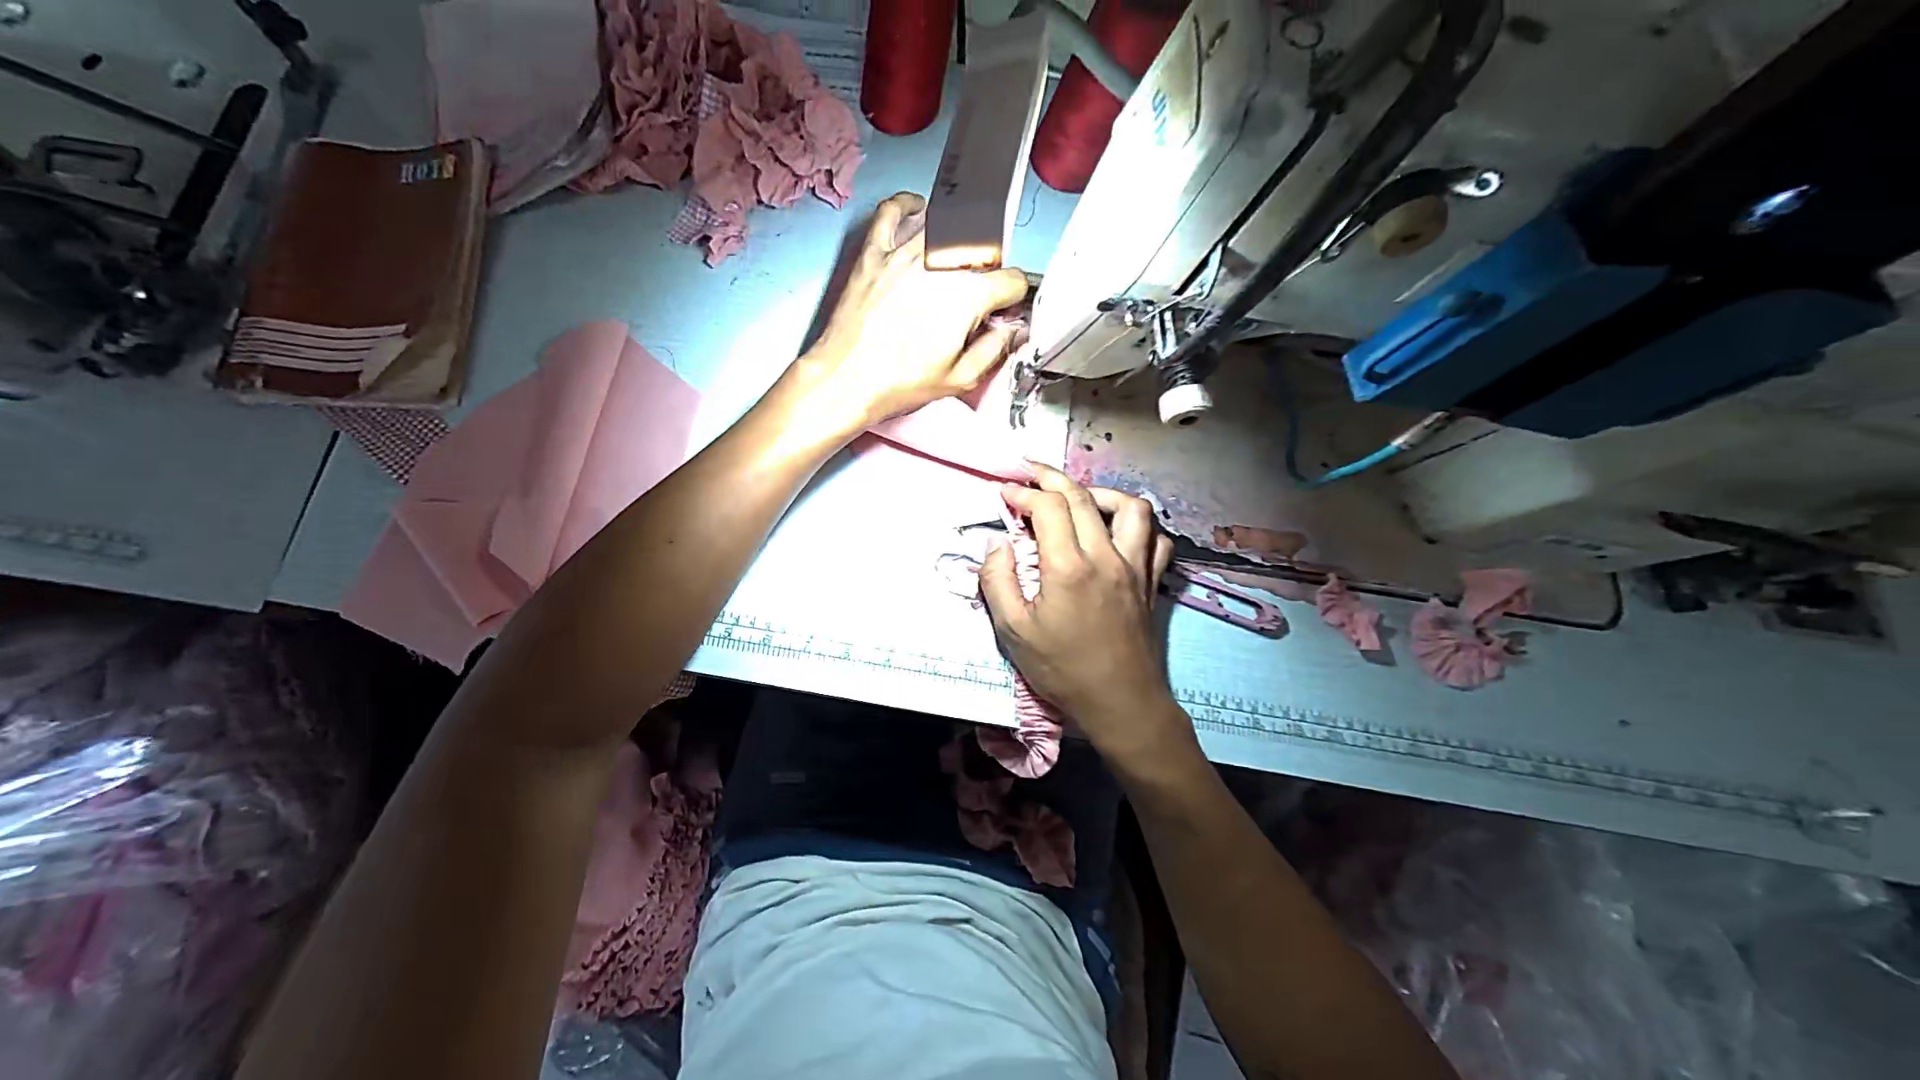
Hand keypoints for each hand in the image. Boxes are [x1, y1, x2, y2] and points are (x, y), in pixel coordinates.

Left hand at [786, 192, 1030, 433]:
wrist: (846, 380)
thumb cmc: (898, 383)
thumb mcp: (959, 378)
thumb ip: (995, 349)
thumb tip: (1013, 331)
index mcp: (967, 296)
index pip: (1011, 280)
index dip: (1012, 299)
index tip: (1003, 310)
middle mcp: (939, 265)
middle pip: (983, 250)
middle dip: (988, 274)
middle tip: (975, 302)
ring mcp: (904, 253)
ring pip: (945, 227)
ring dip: (958, 243)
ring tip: (953, 267)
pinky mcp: (874, 253)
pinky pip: (892, 211)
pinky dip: (907, 206)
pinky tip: (917, 211)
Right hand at [979, 464, 1189, 765]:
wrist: (1120, 702)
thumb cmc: (1062, 670)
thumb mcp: (1013, 632)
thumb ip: (997, 582)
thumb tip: (998, 546)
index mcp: (1069, 567)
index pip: (1048, 507)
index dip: (1023, 493)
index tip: (1005, 493)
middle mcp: (1106, 557)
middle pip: (1082, 496)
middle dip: (1051, 478)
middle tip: (1029, 475)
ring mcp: (1135, 567)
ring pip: (1131, 507)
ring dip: (1101, 493)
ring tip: (1078, 498)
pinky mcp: (1151, 581)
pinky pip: (1155, 539)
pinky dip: (1137, 526)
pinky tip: (1117, 532)